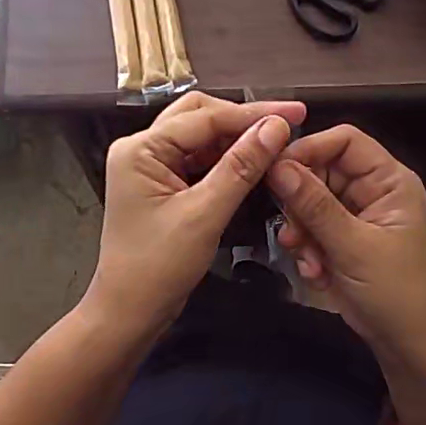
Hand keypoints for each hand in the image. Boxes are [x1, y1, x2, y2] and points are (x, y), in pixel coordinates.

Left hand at [85, 92, 305, 334]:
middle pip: (199, 117)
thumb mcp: (204, 215)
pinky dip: (226, 160)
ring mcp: (150, 169)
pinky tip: (253, 161)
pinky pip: (198, 161)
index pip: (204, 118)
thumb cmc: (157, 268)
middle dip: (243, 119)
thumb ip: (241, 167)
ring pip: (200, 138)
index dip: (253, 114)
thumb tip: (275, 128)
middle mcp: (141, 151)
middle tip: (288, 121)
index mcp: (140, 150)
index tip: (295, 112)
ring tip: (277, 141)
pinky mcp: (162, 187)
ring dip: (236, 139)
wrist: (130, 312)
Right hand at [266, 124, 425, 349]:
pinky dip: (307, 249)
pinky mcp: (341, 239)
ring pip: (309, 202)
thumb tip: (277, 167)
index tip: (276, 171)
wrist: (406, 342)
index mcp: (389, 181)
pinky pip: (311, 228)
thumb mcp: (351, 246)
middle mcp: (372, 190)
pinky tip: (315, 272)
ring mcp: (355, 215)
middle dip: (301, 203)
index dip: (309, 149)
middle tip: (292, 232)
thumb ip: (313, 205)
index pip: (345, 141)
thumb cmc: (393, 291)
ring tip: (308, 260)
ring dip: (302, 231)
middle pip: (321, 171)